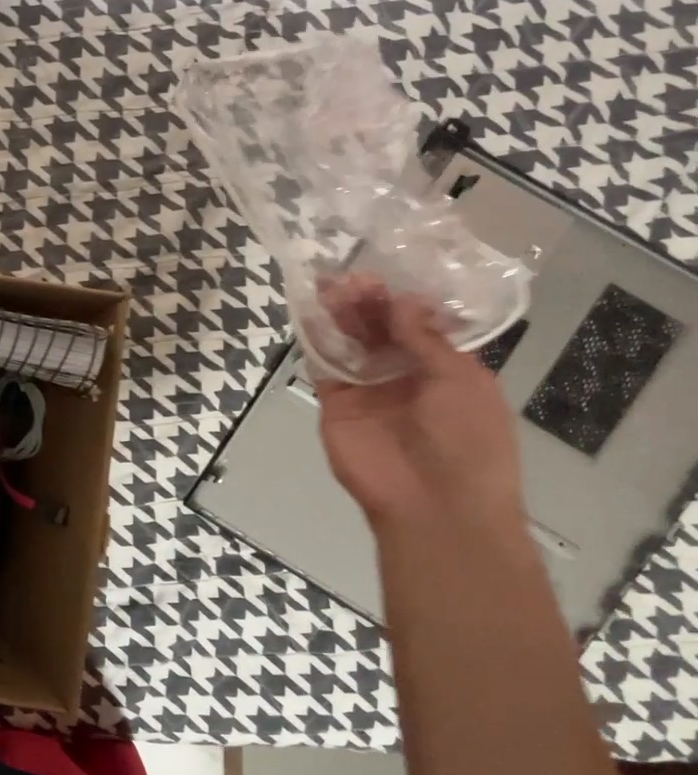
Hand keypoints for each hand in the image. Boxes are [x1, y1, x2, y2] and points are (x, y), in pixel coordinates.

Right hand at [314, 280, 523, 528]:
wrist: (432, 501)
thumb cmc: (467, 440)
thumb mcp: (461, 382)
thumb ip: (425, 341)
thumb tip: (403, 301)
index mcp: (446, 369)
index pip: (418, 325)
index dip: (401, 299)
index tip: (384, 273)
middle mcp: (404, 374)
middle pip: (379, 330)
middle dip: (366, 303)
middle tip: (348, 277)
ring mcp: (367, 388)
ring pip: (349, 343)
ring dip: (339, 315)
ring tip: (326, 286)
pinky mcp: (334, 402)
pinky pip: (323, 366)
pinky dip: (314, 341)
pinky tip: (307, 315)